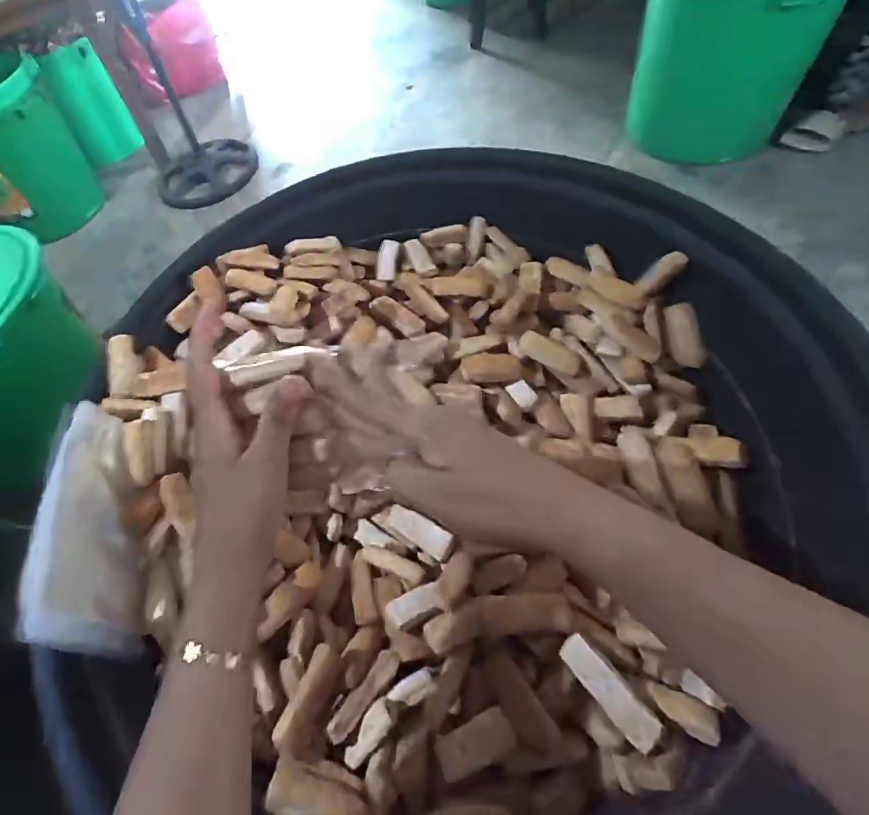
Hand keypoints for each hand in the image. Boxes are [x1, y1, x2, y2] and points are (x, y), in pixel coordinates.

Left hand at [186, 305, 308, 596]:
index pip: (202, 370)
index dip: (206, 334)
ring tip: (268, 358)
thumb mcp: (267, 466)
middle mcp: (209, 435)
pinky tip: (278, 410)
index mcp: (211, 428)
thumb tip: (295, 377)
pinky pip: (239, 424)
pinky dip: (254, 406)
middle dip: (221, 348)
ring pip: (223, 404)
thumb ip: (278, 422)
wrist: (229, 575)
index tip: (216, 302)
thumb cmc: (245, 518)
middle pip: (207, 382)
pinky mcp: (230, 469)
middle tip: (247, 325)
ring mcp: (218, 454)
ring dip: (239, 377)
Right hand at [307, 356, 604, 552]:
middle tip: (325, 363)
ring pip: (403, 411)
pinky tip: (400, 423)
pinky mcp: (472, 441)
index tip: (311, 366)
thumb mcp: (435, 499)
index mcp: (423, 430)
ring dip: (375, 398)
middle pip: (385, 401)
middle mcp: (437, 419)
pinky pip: (422, 424)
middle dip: (353, 385)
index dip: (339, 391)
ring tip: (354, 382)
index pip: (369, 408)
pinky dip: (398, 421)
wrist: (557, 504)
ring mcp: (458, 427)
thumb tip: (375, 459)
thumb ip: (399, 476)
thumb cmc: (491, 506)